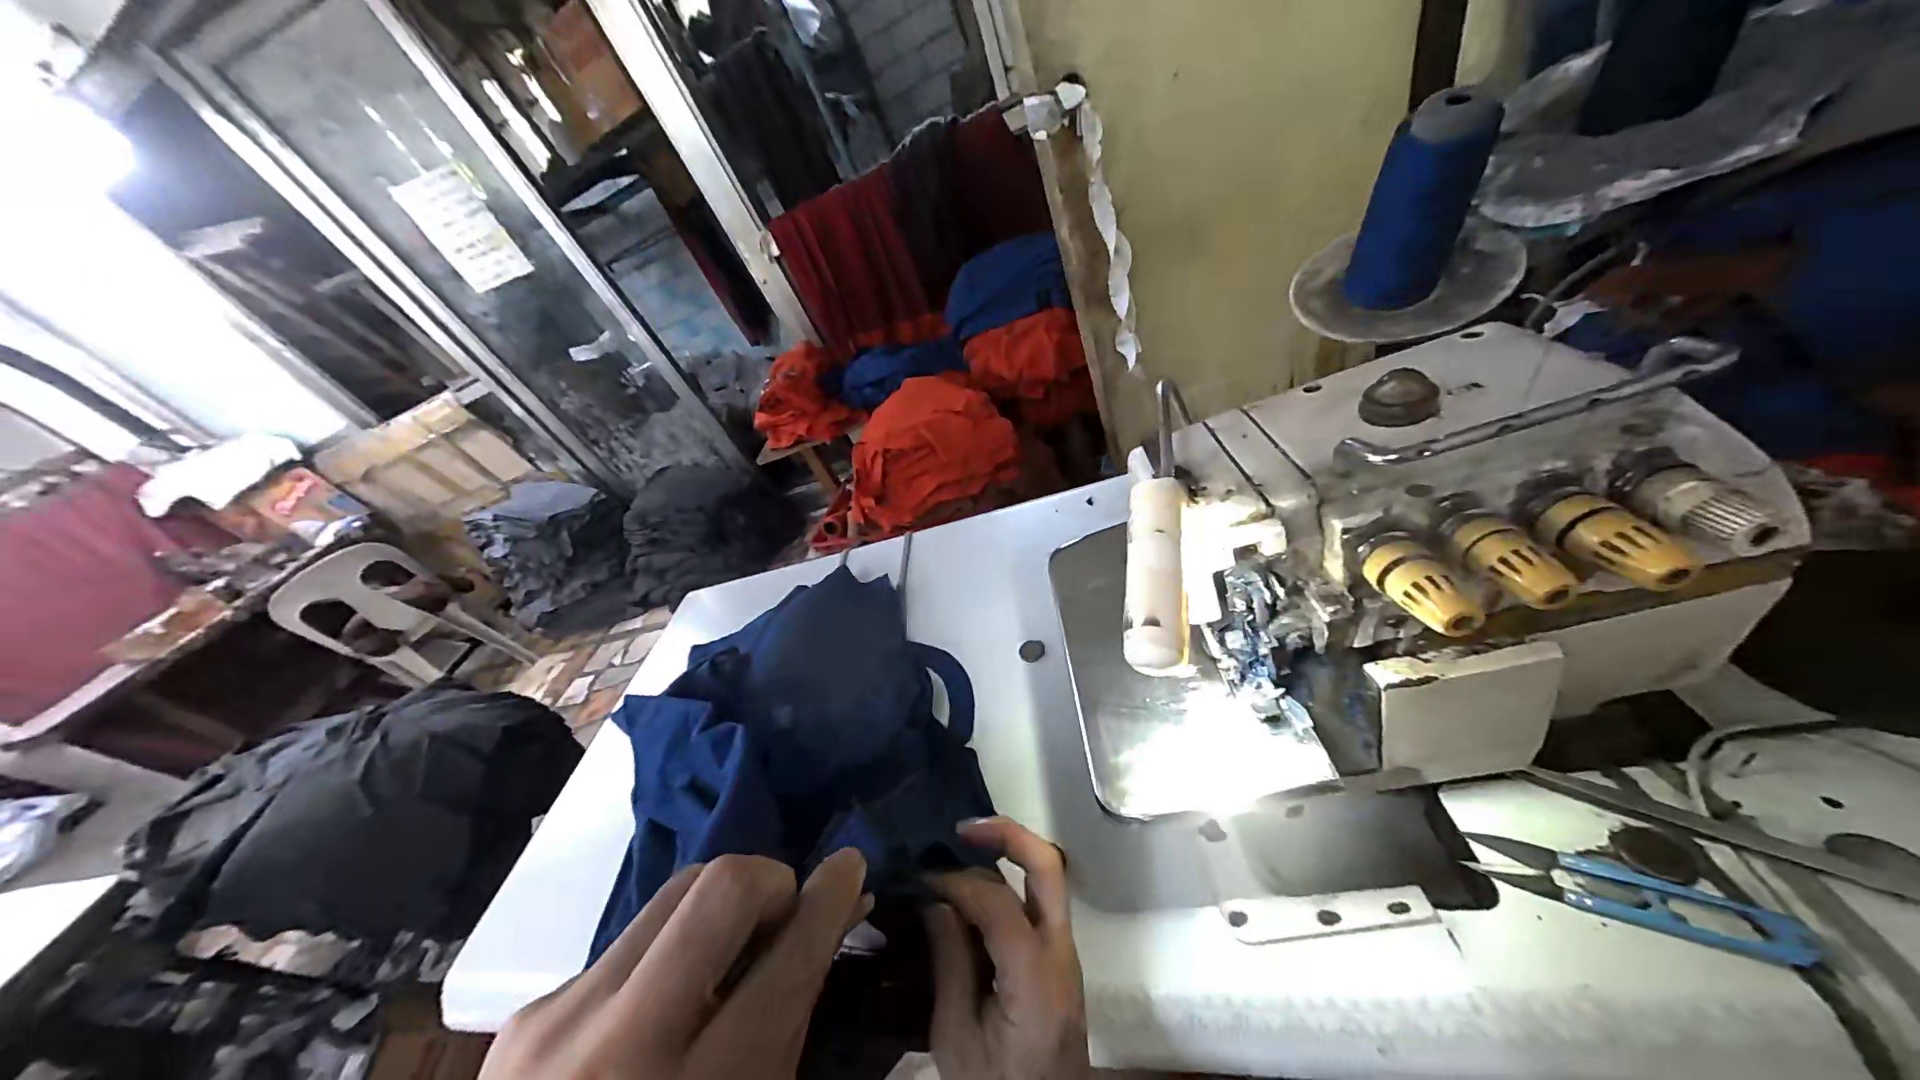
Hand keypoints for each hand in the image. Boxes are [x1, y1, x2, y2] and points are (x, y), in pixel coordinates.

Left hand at [480, 850, 869, 1079]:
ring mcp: (563, 1022)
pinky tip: (657, 1008)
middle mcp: (624, 1047)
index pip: (788, 960)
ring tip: (724, 956)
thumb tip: (839, 906)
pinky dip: (667, 955)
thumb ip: (796, 1008)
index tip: (848, 864)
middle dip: (771, 882)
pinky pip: (630, 941)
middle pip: (722, 887)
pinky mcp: (529, 1014)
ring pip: (675, 892)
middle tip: (781, 914)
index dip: (829, 900)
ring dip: (719, 908)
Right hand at [923, 817, 1089, 1079]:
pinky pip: (1039, 897)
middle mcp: (1062, 953)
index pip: (1000, 905)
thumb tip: (936, 900)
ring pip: (1049, 875)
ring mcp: (1066, 950)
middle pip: (1049, 867)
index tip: (923, 876)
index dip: (958, 881)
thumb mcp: (956, 1038)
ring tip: (965, 842)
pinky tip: (976, 878)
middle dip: (1008, 834)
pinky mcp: (1059, 953)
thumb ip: (950, 964)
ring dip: (1010, 849)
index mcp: (1036, 982)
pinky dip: (1010, 874)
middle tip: (962, 828)